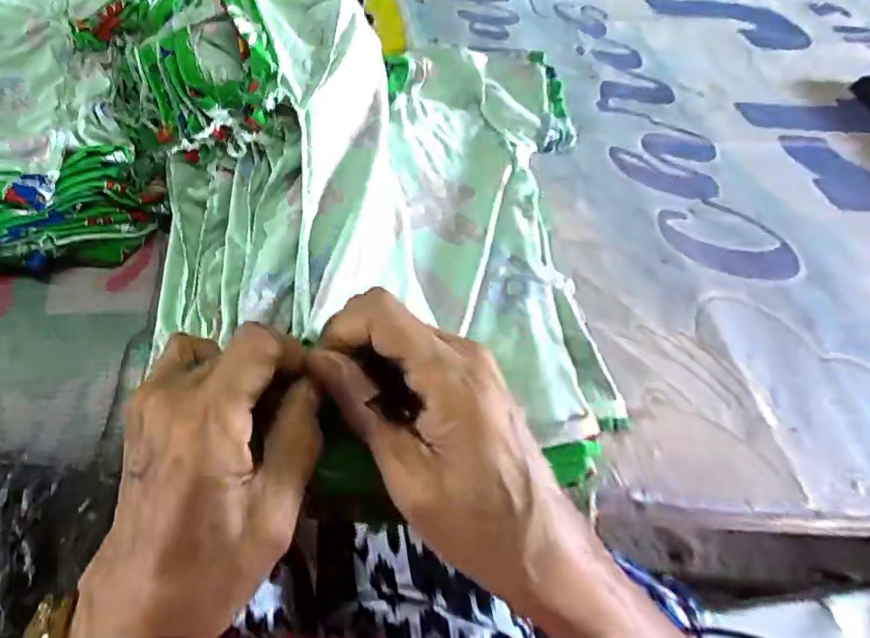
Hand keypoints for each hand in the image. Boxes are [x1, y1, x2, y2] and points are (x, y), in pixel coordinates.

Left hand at [73, 324, 320, 637]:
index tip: (310, 381)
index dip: (291, 351)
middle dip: (267, 367)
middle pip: (230, 347)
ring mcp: (147, 396)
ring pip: (201, 349)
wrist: (142, 590)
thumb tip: (311, 386)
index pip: (255, 342)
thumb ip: (297, 438)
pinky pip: (175, 366)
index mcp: (207, 416)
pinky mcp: (136, 406)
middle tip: (289, 407)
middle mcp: (171, 392)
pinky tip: (216, 417)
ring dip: (232, 367)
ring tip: (250, 410)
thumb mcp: (274, 513)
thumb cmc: (214, 564)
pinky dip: (202, 374)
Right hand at [308, 290, 674, 637]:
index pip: (377, 309)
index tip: (323, 370)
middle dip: (350, 341)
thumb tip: (317, 359)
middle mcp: (464, 352)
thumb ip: (360, 407)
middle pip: (386, 313)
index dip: (339, 329)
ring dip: (369, 354)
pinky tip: (389, 407)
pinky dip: (391, 364)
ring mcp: (474, 360)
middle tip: (334, 389)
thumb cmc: (477, 526)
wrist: (552, 559)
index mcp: (450, 373)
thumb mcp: (406, 476)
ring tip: (359, 403)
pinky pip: (419, 348)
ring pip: (400, 328)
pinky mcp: (476, 374)